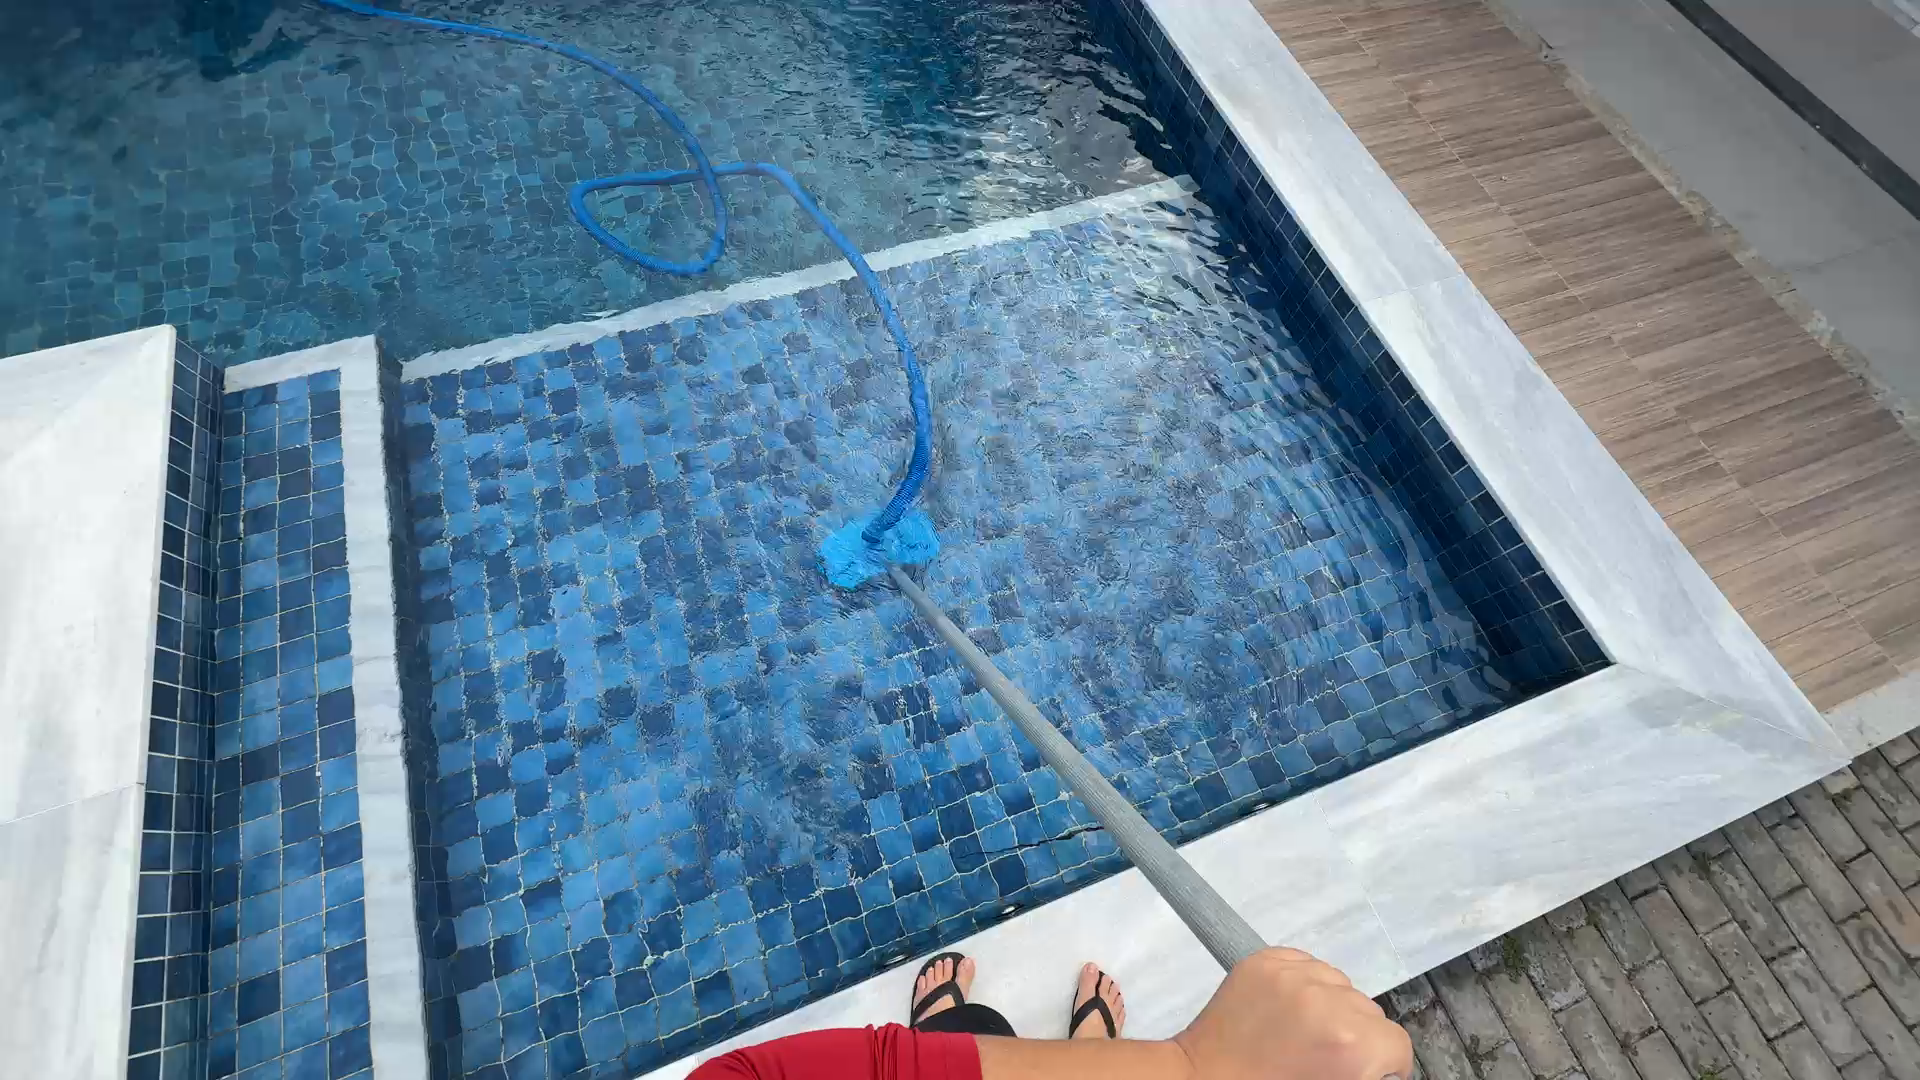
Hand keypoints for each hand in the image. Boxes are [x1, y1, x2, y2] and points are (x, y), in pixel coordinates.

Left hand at [1172, 947, 1412, 1079]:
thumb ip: (1363, 1070)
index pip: (1396, 1042)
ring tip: (1309, 1028)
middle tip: (1332, 1056)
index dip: (1387, 1064)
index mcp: (1350, 1045)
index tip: (1366, 1073)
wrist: (1208, 1079)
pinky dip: (1304, 981)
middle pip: (1368, 1009)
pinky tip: (1290, 1007)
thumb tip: (1376, 1064)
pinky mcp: (1261, 961)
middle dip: (1360, 1034)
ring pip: (1337, 980)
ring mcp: (1288, 974)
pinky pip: (1303, 961)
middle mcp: (1323, 1000)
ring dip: (1332, 1002)